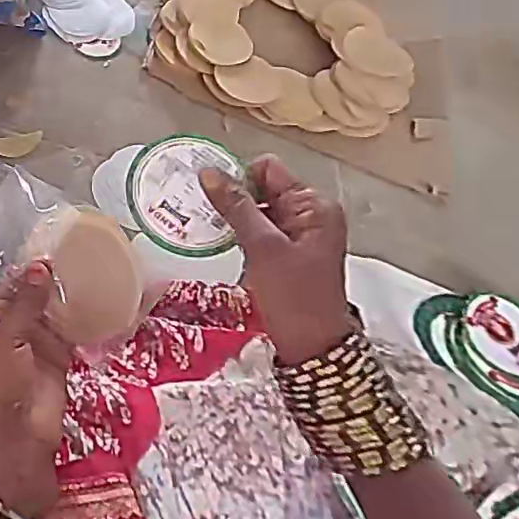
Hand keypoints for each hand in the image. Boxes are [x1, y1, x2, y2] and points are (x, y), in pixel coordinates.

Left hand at [0, 261, 72, 518]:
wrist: (23, 441)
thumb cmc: (5, 388)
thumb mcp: (9, 340)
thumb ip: (27, 304)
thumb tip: (41, 265)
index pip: (13, 289)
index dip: (28, 269)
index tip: (51, 242)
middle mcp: (20, 330)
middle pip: (37, 297)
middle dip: (52, 278)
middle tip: (78, 250)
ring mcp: (42, 345)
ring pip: (56, 311)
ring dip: (68, 294)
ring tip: (91, 265)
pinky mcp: (63, 358)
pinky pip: (73, 330)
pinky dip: (83, 316)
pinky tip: (98, 296)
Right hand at [199, 156, 352, 363]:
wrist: (311, 348)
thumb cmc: (294, 297)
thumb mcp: (263, 247)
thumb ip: (236, 207)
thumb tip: (209, 173)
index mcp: (314, 205)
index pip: (269, 170)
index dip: (239, 177)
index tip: (212, 195)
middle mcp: (310, 214)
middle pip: (263, 188)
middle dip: (235, 198)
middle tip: (204, 212)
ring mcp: (300, 234)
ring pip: (259, 210)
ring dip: (236, 217)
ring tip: (210, 228)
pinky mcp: (288, 252)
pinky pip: (261, 230)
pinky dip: (242, 233)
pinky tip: (224, 243)